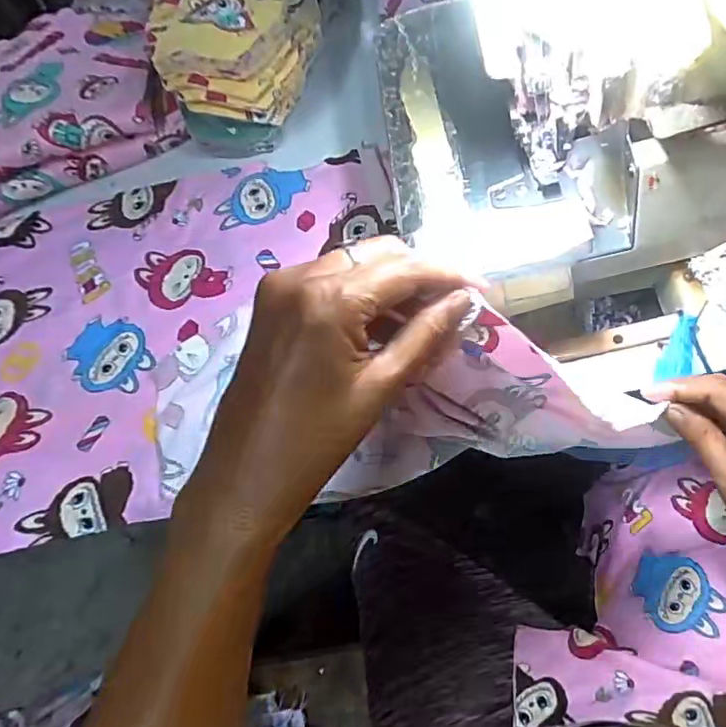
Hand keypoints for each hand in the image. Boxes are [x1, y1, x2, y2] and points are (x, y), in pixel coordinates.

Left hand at [176, 238, 475, 543]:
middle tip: (451, 309)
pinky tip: (382, 326)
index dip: (448, 275)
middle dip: (420, 275)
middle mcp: (301, 275)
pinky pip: (328, 280)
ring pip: (354, 264)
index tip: (481, 289)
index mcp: (330, 297)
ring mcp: (281, 284)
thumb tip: (464, 302)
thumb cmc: (317, 439)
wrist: (245, 473)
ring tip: (423, 324)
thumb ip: (425, 335)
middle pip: (378, 254)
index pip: (405, 268)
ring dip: (391, 285)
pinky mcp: (272, 300)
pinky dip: (360, 294)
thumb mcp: (380, 386)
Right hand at [645, 375, 725, 602]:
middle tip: (653, 397)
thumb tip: (672, 409)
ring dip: (705, 402)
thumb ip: (701, 437)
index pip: (720, 389)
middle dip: (691, 391)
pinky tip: (699, 421)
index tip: (648, 392)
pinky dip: (723, 417)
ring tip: (669, 406)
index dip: (681, 388)